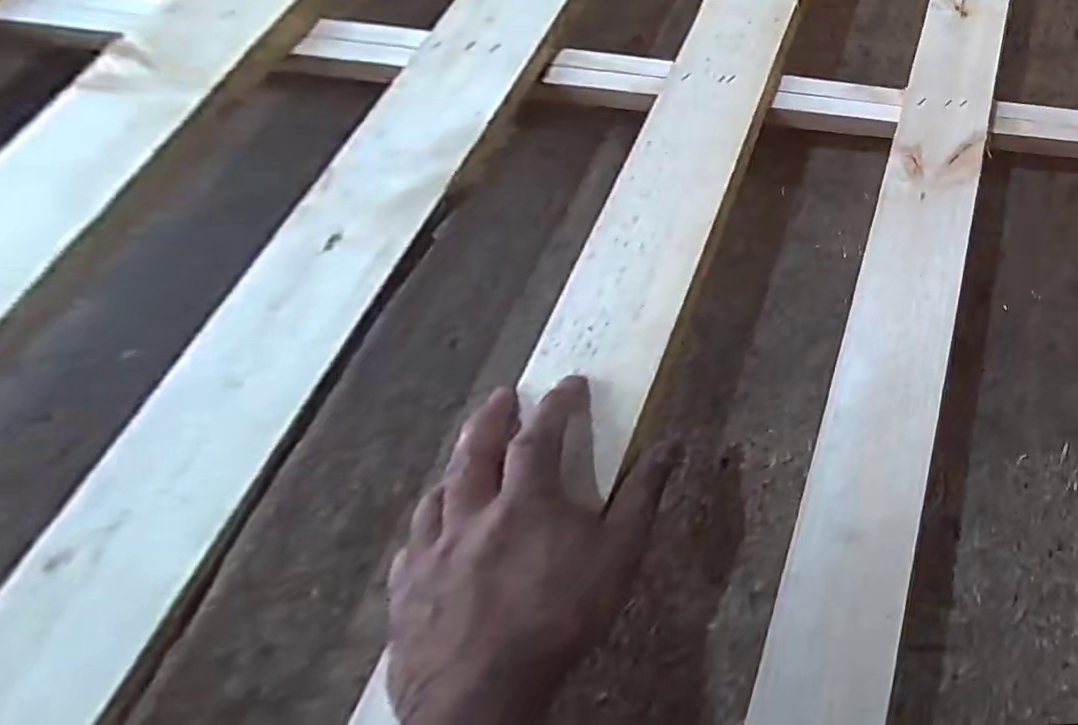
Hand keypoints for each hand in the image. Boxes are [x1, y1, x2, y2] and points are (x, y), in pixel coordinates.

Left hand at [385, 378, 680, 724]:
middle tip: (502, 394)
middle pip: (474, 453)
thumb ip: (643, 494)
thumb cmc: (562, 616)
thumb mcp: (619, 552)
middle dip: (491, 418)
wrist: (482, 699)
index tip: (569, 383)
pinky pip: (411, 547)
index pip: (539, 436)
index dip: (556, 405)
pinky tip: (429, 533)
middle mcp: (472, 517)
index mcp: (525, 502)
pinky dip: (425, 525)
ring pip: (437, 497)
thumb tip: (671, 444)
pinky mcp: (406, 597)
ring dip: (454, 469)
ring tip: (464, 458)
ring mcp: (431, 557)